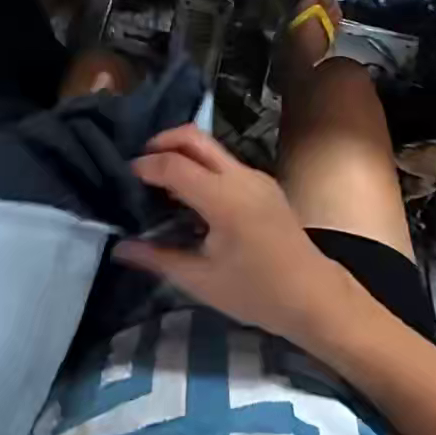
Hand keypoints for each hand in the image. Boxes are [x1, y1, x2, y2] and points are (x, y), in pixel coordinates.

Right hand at [115, 125, 367, 347]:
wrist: (316, 297)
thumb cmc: (257, 293)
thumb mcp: (201, 281)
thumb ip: (158, 258)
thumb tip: (119, 248)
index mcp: (223, 198)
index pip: (174, 165)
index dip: (145, 166)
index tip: (125, 177)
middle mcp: (240, 176)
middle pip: (194, 137)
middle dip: (162, 142)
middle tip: (140, 164)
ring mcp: (255, 177)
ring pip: (210, 147)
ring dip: (182, 153)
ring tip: (160, 181)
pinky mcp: (263, 184)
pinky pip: (224, 162)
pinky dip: (200, 166)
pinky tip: (190, 195)